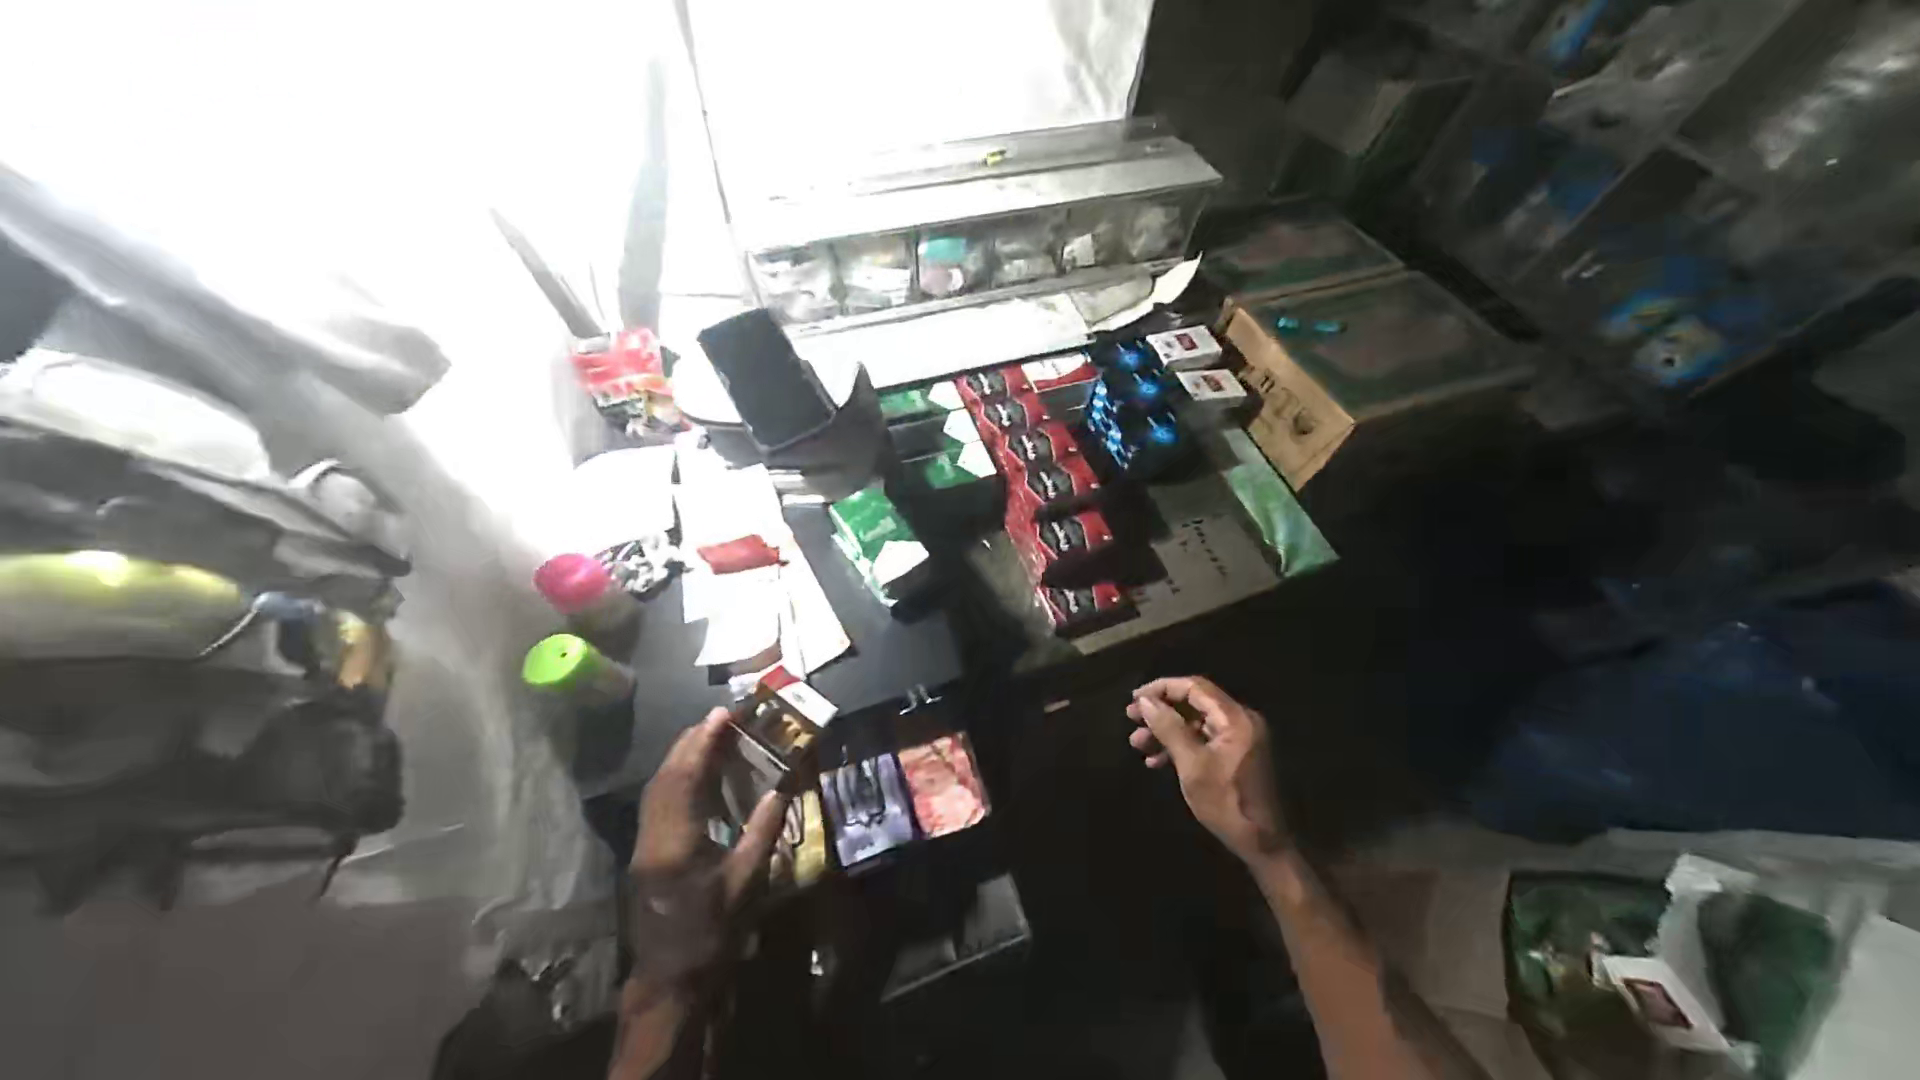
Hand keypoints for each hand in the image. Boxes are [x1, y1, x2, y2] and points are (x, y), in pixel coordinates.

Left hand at [628, 708, 789, 990]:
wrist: (671, 981)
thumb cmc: (711, 933)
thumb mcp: (744, 885)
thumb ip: (761, 833)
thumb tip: (780, 790)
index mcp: (675, 842)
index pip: (684, 779)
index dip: (702, 743)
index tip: (721, 714)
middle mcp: (652, 836)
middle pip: (665, 778)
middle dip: (690, 743)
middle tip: (718, 718)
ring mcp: (644, 845)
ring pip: (656, 788)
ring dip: (680, 758)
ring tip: (708, 736)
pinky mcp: (646, 853)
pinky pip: (658, 802)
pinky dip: (676, 779)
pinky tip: (695, 775)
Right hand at [1127, 676, 1288, 863]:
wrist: (1265, 845)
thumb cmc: (1227, 803)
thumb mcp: (1192, 765)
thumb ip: (1169, 728)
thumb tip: (1145, 702)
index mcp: (1235, 718)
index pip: (1194, 687)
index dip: (1161, 688)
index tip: (1135, 699)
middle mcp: (1240, 721)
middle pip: (1194, 703)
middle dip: (1160, 710)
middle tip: (1131, 718)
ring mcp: (1240, 739)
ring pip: (1195, 723)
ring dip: (1166, 730)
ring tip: (1138, 744)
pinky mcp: (1236, 755)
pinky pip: (1203, 739)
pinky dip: (1180, 745)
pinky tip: (1156, 761)